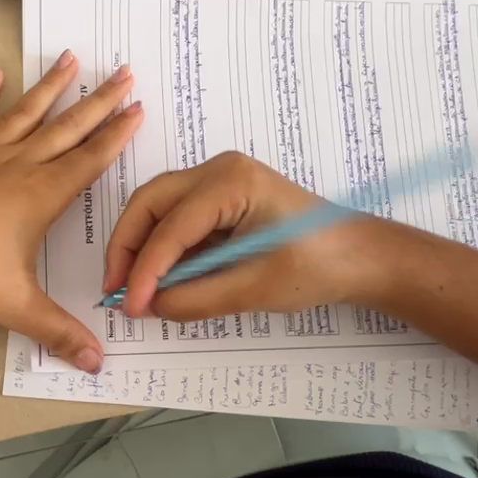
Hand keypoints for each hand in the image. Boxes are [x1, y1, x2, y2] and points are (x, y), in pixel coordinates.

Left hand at [0, 53, 141, 371]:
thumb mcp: (16, 307)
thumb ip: (59, 331)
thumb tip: (96, 363)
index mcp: (40, 195)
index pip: (90, 159)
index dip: (117, 135)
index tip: (137, 109)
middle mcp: (16, 165)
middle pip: (68, 127)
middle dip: (99, 101)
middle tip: (124, 73)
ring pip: (24, 113)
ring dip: (50, 87)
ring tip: (71, 59)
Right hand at [102, 152, 377, 321]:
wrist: (361, 257)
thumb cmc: (318, 265)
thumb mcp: (255, 288)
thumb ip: (196, 298)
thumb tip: (149, 307)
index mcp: (232, 181)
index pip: (171, 226)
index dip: (145, 268)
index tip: (131, 306)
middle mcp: (218, 171)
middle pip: (151, 202)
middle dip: (128, 246)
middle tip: (115, 290)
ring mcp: (219, 182)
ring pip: (158, 208)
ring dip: (140, 246)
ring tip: (132, 288)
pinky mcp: (221, 200)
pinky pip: (178, 220)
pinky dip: (162, 249)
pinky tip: (157, 279)